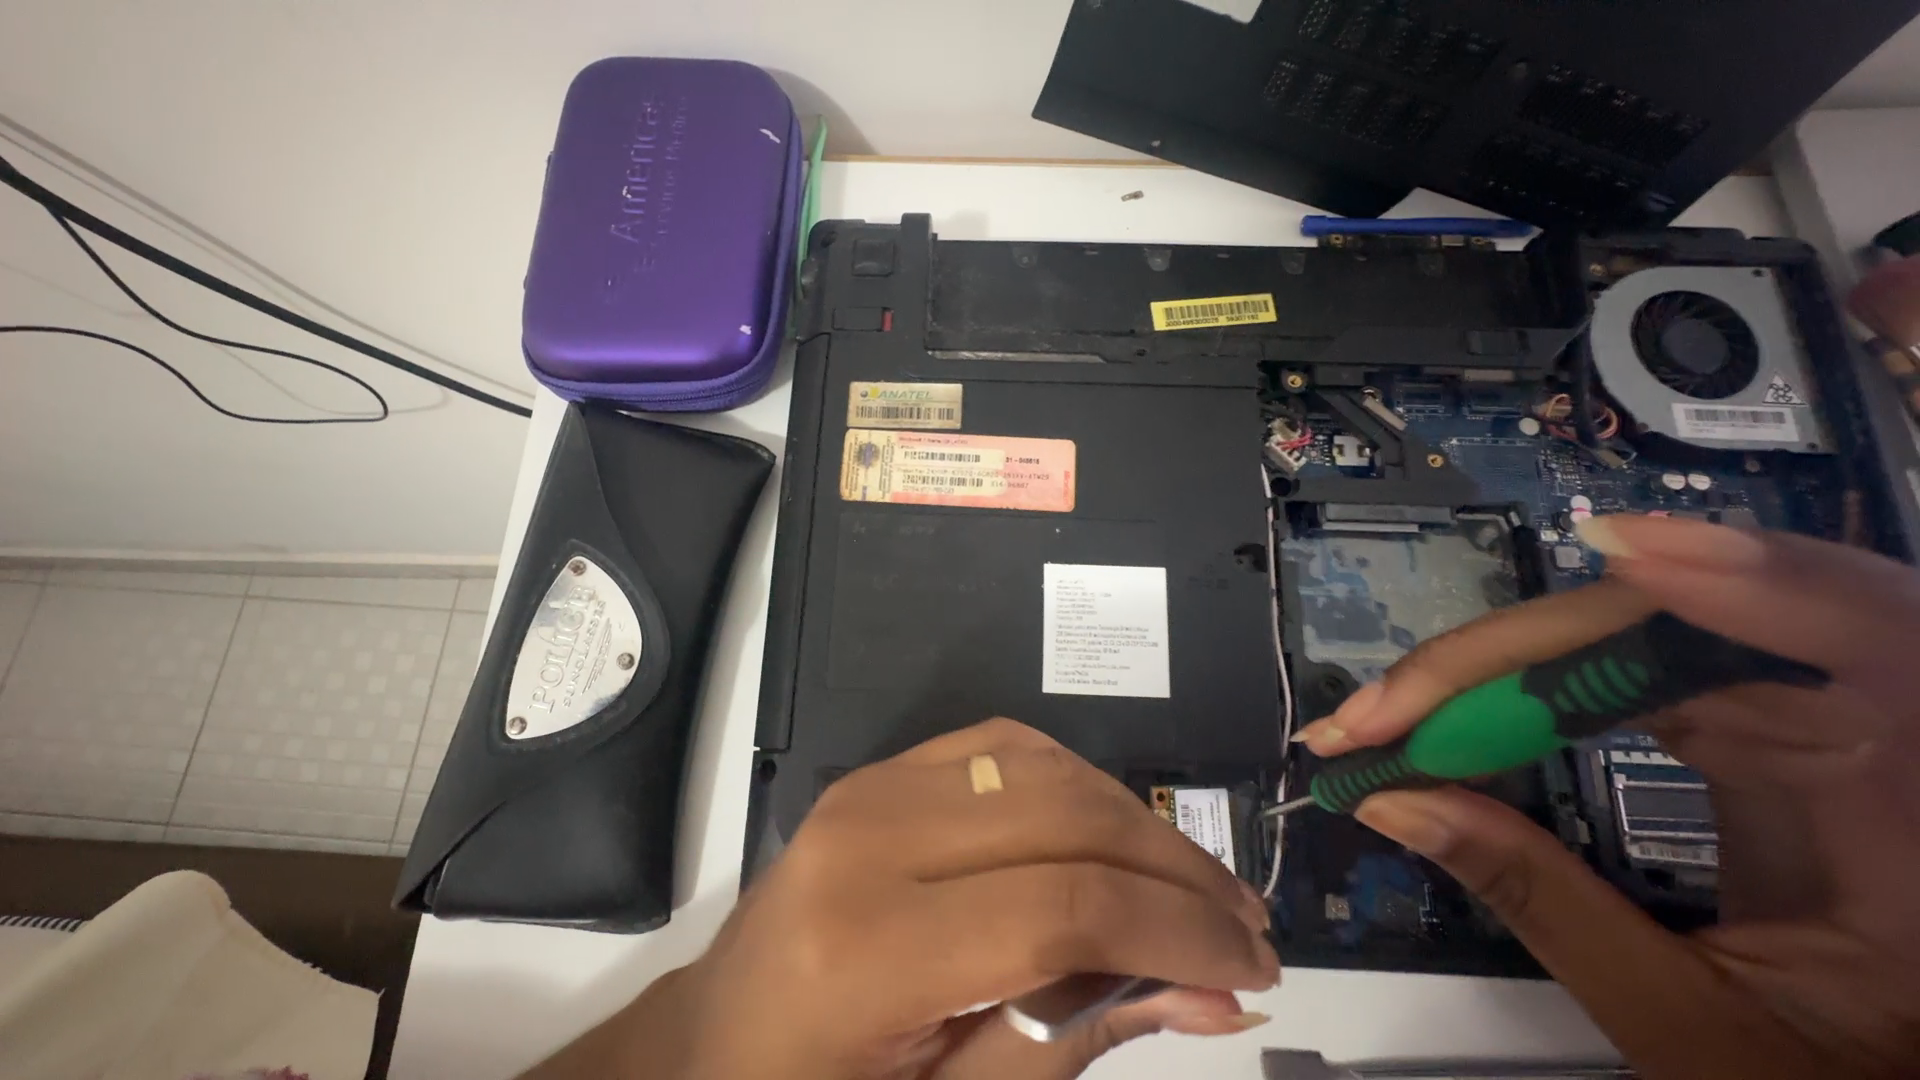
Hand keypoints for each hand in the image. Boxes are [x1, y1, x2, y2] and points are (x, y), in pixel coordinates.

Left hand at [522, 719, 1278, 1079]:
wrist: (711, 1044)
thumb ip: (1070, 1040)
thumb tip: (1207, 992)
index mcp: (864, 948)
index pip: (1058, 908)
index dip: (1174, 931)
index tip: (1251, 965)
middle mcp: (864, 841)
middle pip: (1060, 819)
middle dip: (1172, 870)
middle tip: (1244, 927)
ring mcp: (866, 790)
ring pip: (1041, 768)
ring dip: (1133, 818)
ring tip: (1194, 885)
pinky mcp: (877, 774)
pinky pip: (1000, 749)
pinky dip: (1074, 781)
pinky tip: (1114, 830)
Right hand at [1291, 514, 1919, 1078]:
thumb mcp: (1693, 1027)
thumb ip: (1546, 902)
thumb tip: (1389, 798)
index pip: (1866, 644)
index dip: (1749, 576)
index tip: (1619, 555)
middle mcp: (1868, 741)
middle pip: (1677, 634)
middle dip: (1514, 657)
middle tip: (1383, 712)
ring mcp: (1794, 732)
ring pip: (1629, 647)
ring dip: (1492, 673)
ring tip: (1390, 719)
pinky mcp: (1742, 737)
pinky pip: (1622, 682)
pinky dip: (1521, 693)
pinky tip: (1450, 714)